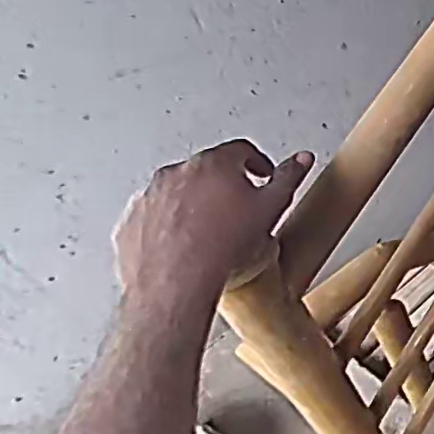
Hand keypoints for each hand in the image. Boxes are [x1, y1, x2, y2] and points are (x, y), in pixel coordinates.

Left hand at [112, 140, 314, 311]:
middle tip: (242, 207)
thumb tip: (302, 159)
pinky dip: (172, 223)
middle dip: (227, 183)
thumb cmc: (221, 245)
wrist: (175, 283)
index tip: (263, 175)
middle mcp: (176, 173)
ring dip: (198, 203)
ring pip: (180, 192)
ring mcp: (149, 197)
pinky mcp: (132, 222)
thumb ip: (289, 177)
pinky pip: (156, 215)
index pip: (241, 150)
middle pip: (208, 169)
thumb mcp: (272, 208)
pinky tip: (189, 243)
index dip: (259, 162)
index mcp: (213, 164)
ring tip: (215, 230)